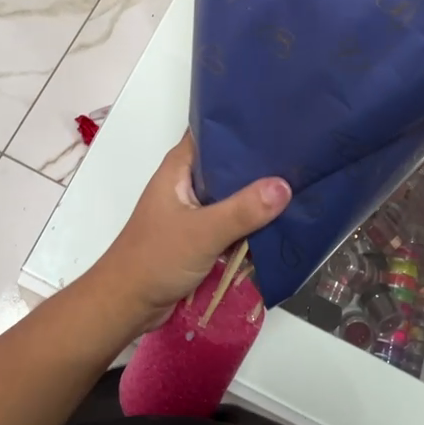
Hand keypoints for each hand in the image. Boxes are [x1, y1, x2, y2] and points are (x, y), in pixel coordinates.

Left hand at [84, 135, 290, 331]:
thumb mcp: (203, 232)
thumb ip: (243, 210)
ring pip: (231, 193)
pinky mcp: (199, 234)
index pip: (212, 130)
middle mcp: (186, 181)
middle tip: (297, 153)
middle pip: (227, 163)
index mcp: (180, 166)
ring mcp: (192, 209)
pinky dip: (249, 220)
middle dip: (257, 161)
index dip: (241, 123)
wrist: (126, 305)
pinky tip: (279, 219)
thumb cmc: (156, 258)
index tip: (276, 119)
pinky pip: (230, 219)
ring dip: (256, 194)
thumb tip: (285, 186)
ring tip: (297, 182)